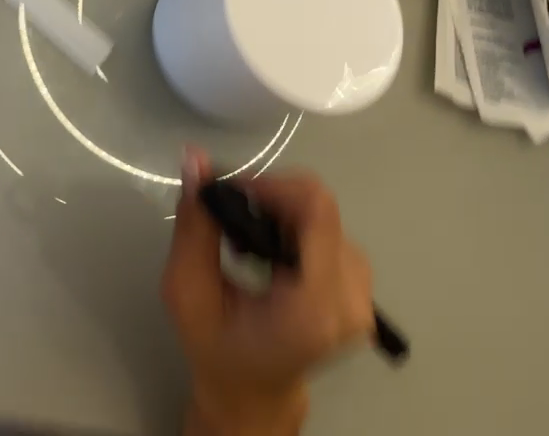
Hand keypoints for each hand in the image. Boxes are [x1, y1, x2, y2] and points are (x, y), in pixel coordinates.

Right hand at [162, 149, 374, 435]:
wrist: (252, 392)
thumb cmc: (215, 346)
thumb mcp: (186, 288)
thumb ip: (194, 223)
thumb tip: (194, 156)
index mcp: (314, 305)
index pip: (315, 210)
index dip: (271, 185)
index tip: (229, 193)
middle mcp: (352, 297)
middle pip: (318, 207)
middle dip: (268, 197)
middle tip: (229, 215)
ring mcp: (363, 293)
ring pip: (323, 214)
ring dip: (279, 211)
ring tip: (243, 236)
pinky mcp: (361, 287)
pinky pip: (329, 230)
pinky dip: (294, 225)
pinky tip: (266, 247)